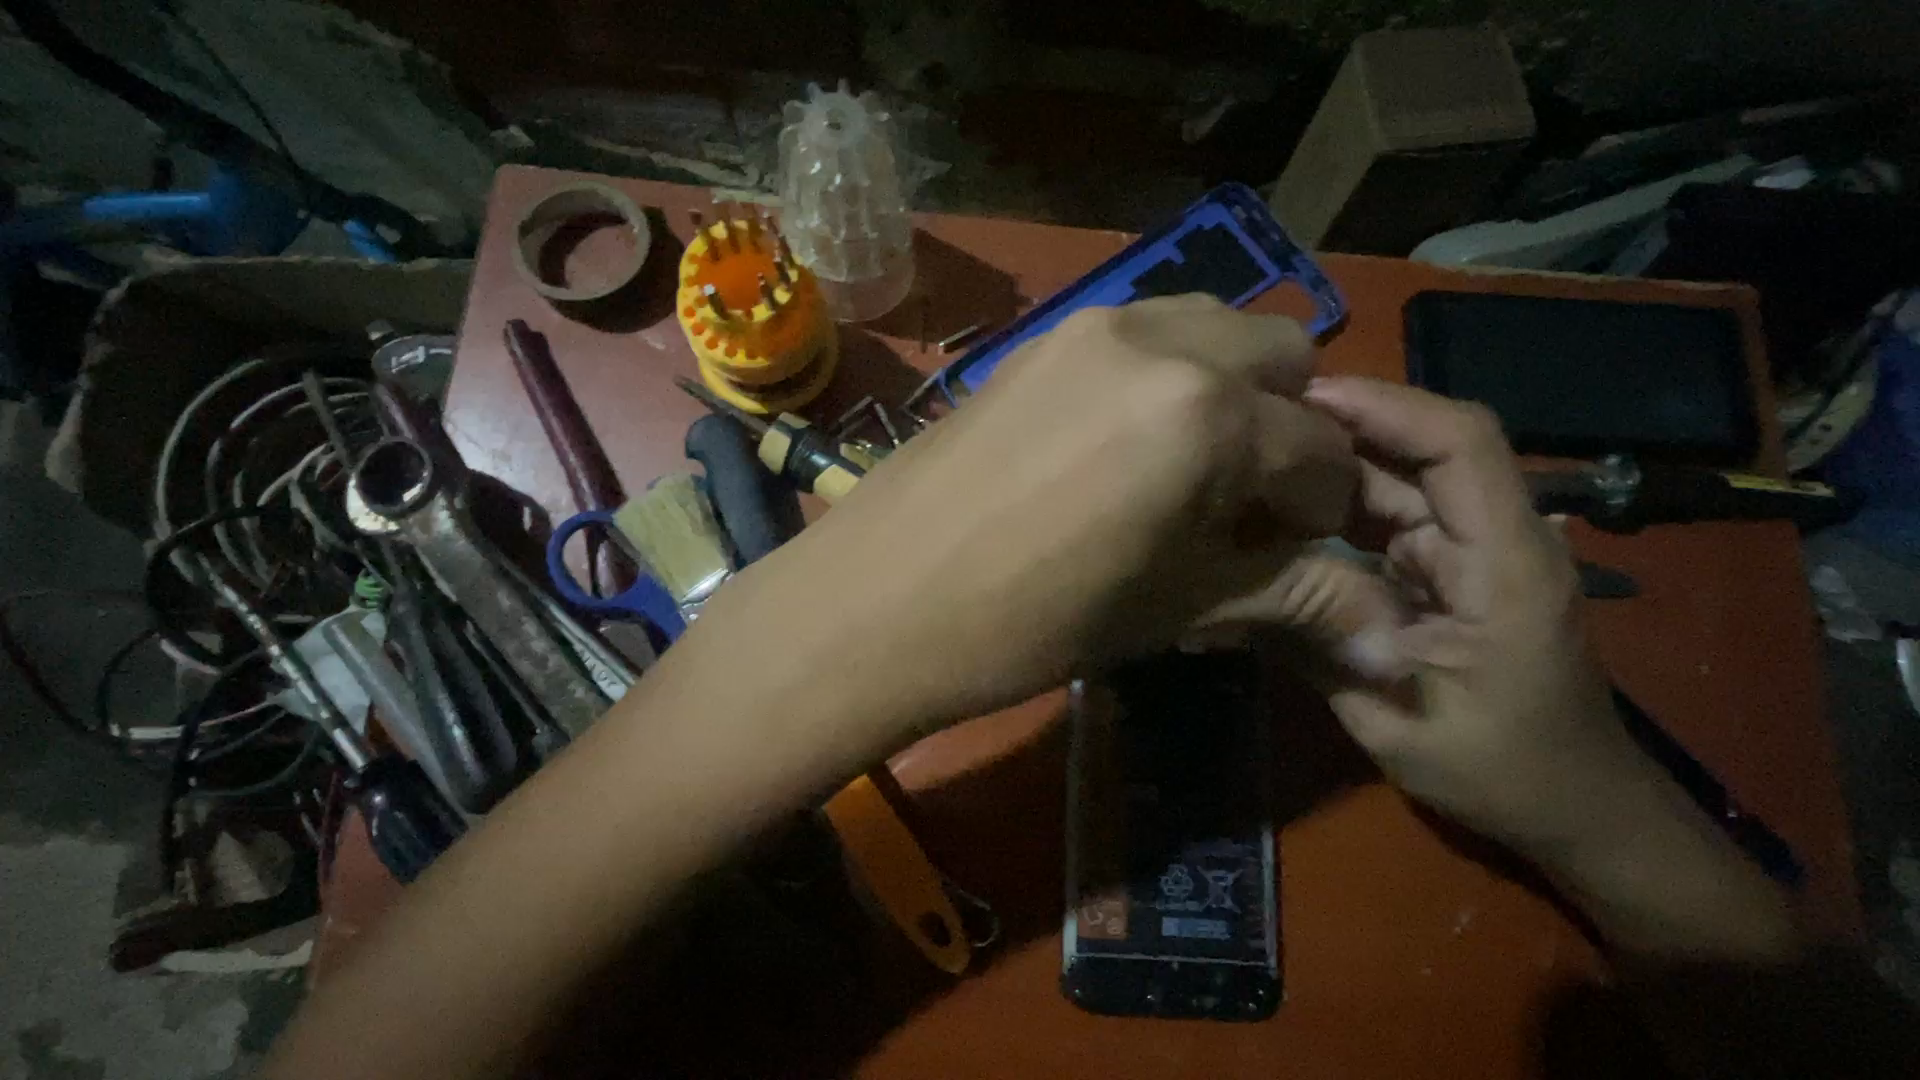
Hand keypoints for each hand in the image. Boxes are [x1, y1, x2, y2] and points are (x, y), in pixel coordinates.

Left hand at [703, 294, 1355, 734]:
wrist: (879, 599)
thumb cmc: (1031, 624)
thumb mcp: (1174, 609)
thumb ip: (1288, 592)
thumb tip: (1393, 632)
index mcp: (1210, 416)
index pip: (1324, 450)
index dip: (1322, 509)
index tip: (1292, 548)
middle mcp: (1164, 342)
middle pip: (1284, 357)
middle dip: (1287, 425)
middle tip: (1241, 497)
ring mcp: (1095, 324)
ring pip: (1214, 327)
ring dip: (1229, 387)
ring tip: (1184, 464)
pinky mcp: (1044, 333)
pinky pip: (1143, 329)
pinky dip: (1166, 372)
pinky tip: (1121, 441)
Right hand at [1284, 377, 1664, 856]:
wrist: (1574, 808)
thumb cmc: (1499, 769)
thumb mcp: (1391, 716)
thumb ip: (1317, 643)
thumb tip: (1224, 598)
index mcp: (1503, 560)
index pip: (1460, 442)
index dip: (1384, 406)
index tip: (1302, 397)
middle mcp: (1493, 536)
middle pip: (1426, 448)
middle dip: (1344, 426)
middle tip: (1254, 422)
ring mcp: (1471, 551)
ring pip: (1402, 481)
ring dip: (1333, 466)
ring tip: (1254, 458)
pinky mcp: (1448, 570)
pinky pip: (1390, 519)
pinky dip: (1338, 509)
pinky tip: (1282, 508)